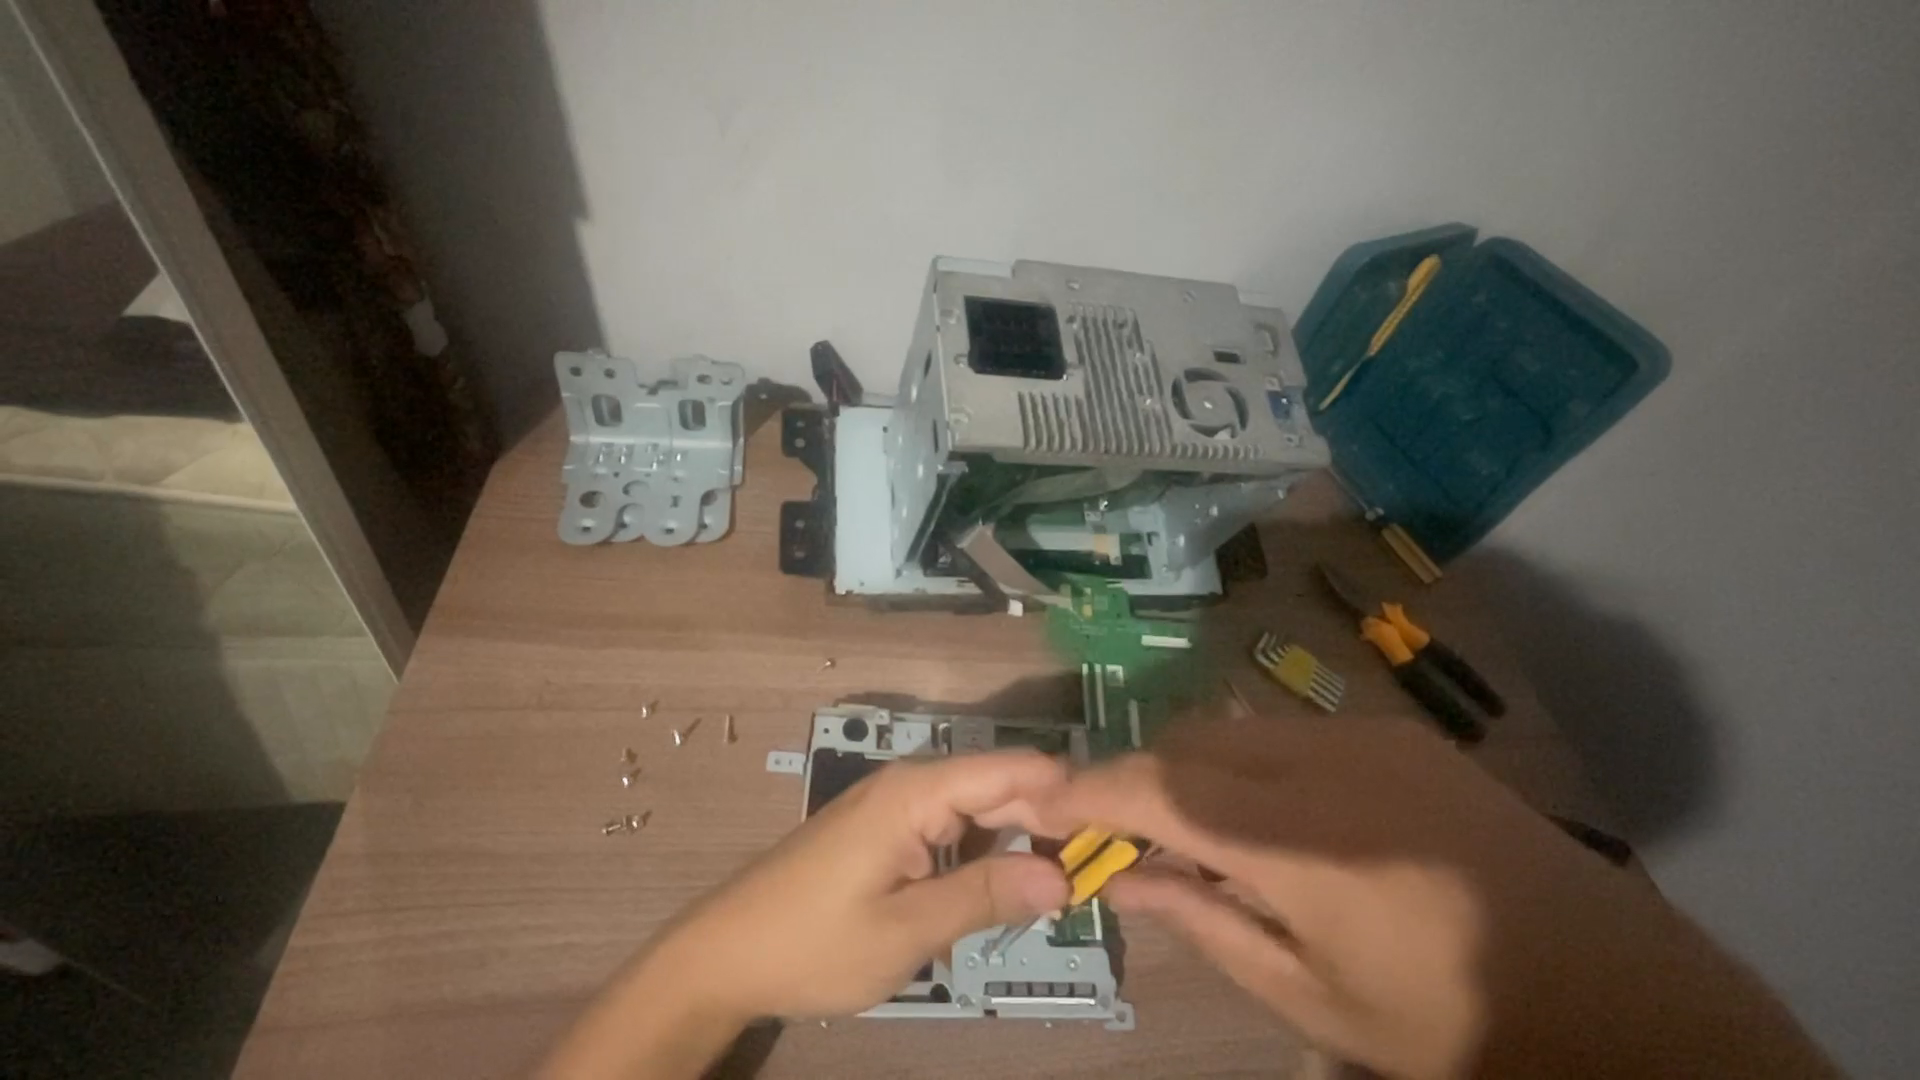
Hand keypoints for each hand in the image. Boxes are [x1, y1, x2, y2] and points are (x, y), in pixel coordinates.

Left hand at [541, 750, 1069, 1078]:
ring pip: (979, 809)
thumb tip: (1065, 876)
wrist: (724, 956)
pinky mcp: (886, 831)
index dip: (1068, 795)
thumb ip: (986, 894)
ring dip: (1019, 842)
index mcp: (916, 792)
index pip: (1014, 768)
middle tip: (1098, 874)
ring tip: (1065, 885)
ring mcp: (896, 807)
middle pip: (1000, 786)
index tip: (1114, 836)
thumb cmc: (813, 943)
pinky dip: (984, 854)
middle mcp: (910, 784)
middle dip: (1049, 823)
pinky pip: (951, 829)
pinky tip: (1006, 887)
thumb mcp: (907, 930)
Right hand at [1036, 716, 1831, 1079]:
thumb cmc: (1451, 1020)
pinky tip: (1263, 812)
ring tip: (1190, 829)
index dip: (1087, 791)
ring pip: (1231, 727)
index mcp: (1298, 843)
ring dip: (1188, 766)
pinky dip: (1243, 760)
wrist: (1620, 990)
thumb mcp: (1310, 995)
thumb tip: (1120, 879)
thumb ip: (1203, 921)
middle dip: (1133, 778)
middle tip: (1116, 831)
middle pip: (1186, 743)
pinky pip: (1284, 729)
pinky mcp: (1395, 732)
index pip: (1156, 790)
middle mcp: (1323, 764)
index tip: (1039, 802)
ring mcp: (1365, 736)